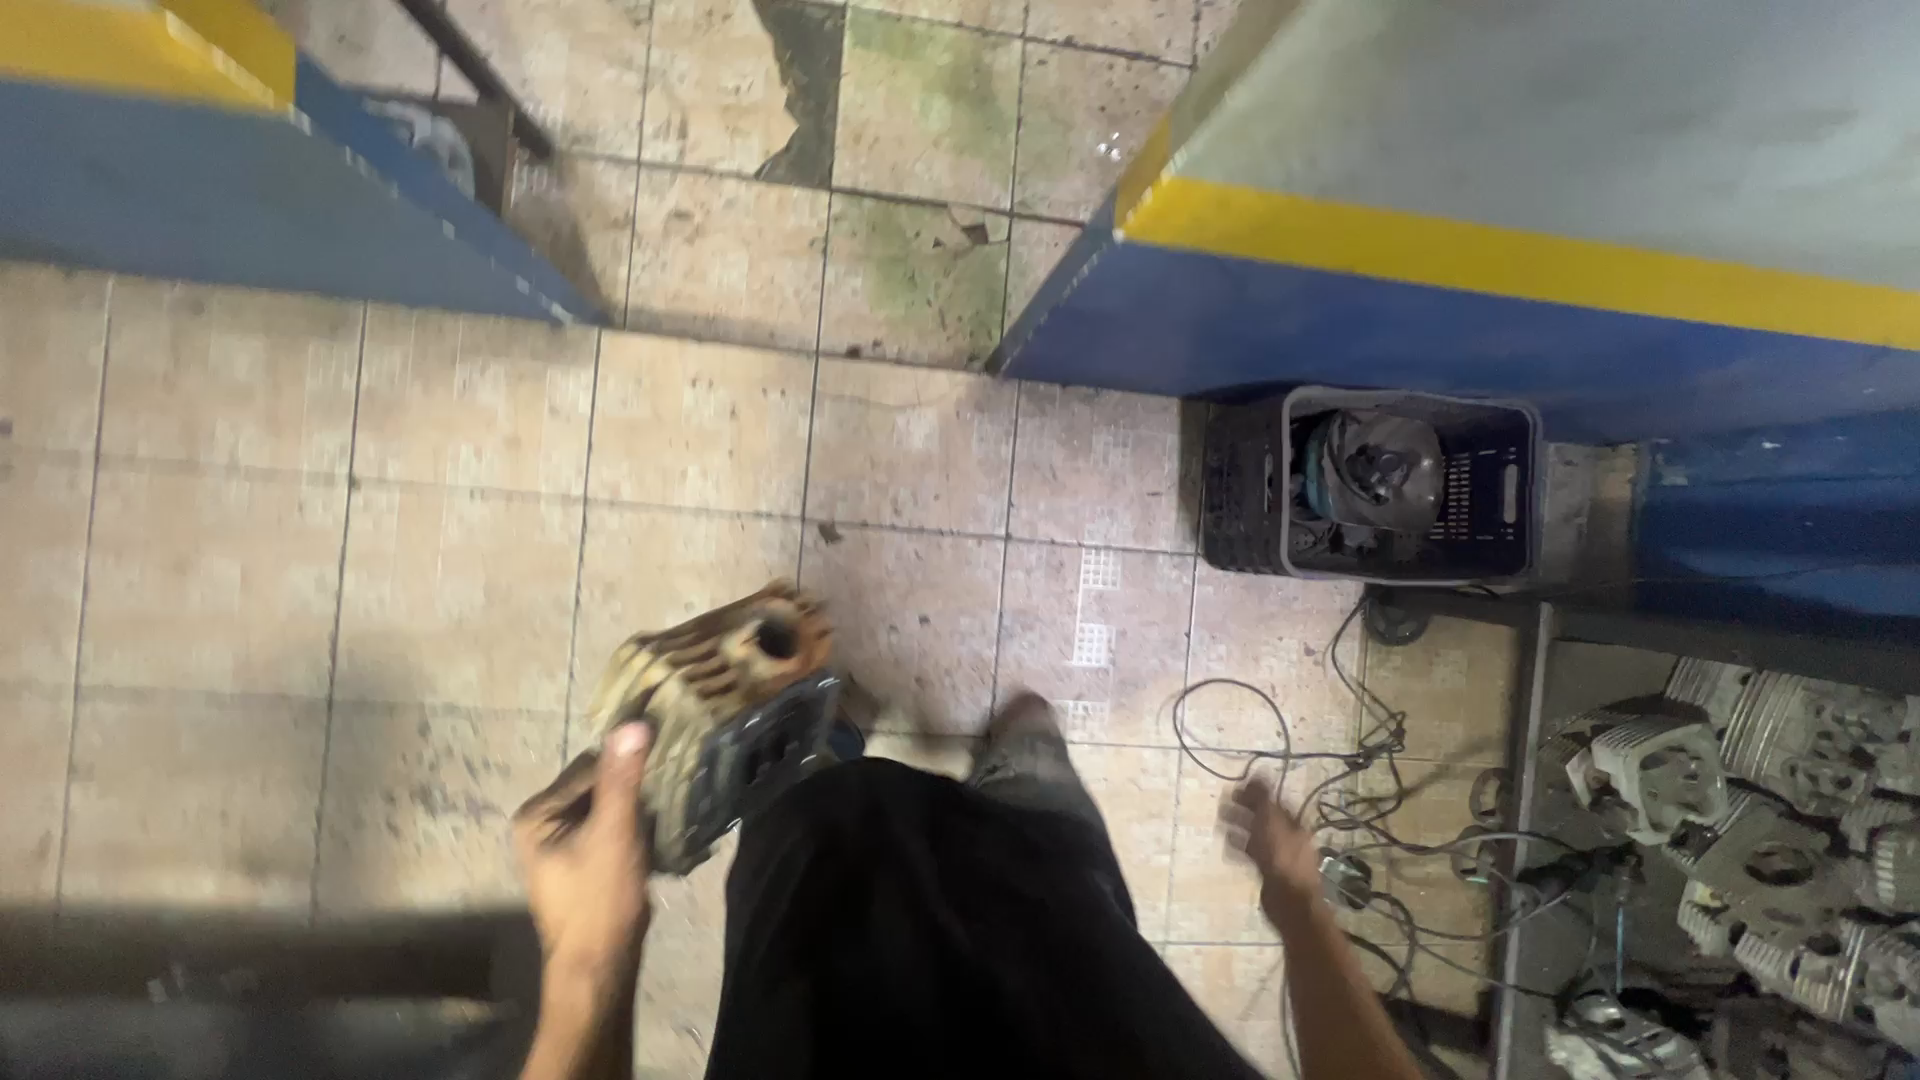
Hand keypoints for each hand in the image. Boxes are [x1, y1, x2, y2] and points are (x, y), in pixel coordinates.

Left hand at [513, 722, 654, 987]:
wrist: (601, 964)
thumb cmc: (600, 898)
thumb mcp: (615, 831)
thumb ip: (622, 777)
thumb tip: (634, 722)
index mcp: (536, 812)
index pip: (592, 765)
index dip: (628, 770)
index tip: (662, 778)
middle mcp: (541, 821)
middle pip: (599, 780)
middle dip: (632, 786)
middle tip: (665, 796)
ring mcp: (560, 840)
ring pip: (609, 800)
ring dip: (636, 804)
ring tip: (661, 815)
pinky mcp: (582, 856)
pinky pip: (611, 821)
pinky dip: (633, 822)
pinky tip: (652, 833)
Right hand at [1220, 774, 1321, 905]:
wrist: (1289, 901)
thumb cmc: (1282, 857)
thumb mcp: (1272, 821)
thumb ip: (1263, 799)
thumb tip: (1258, 772)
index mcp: (1294, 824)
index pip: (1274, 802)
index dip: (1256, 793)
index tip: (1237, 787)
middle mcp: (1289, 837)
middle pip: (1264, 818)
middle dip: (1244, 809)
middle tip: (1223, 803)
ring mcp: (1279, 856)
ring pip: (1256, 835)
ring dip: (1238, 827)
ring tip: (1220, 821)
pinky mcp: (1268, 871)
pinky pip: (1252, 854)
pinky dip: (1239, 847)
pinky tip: (1226, 845)